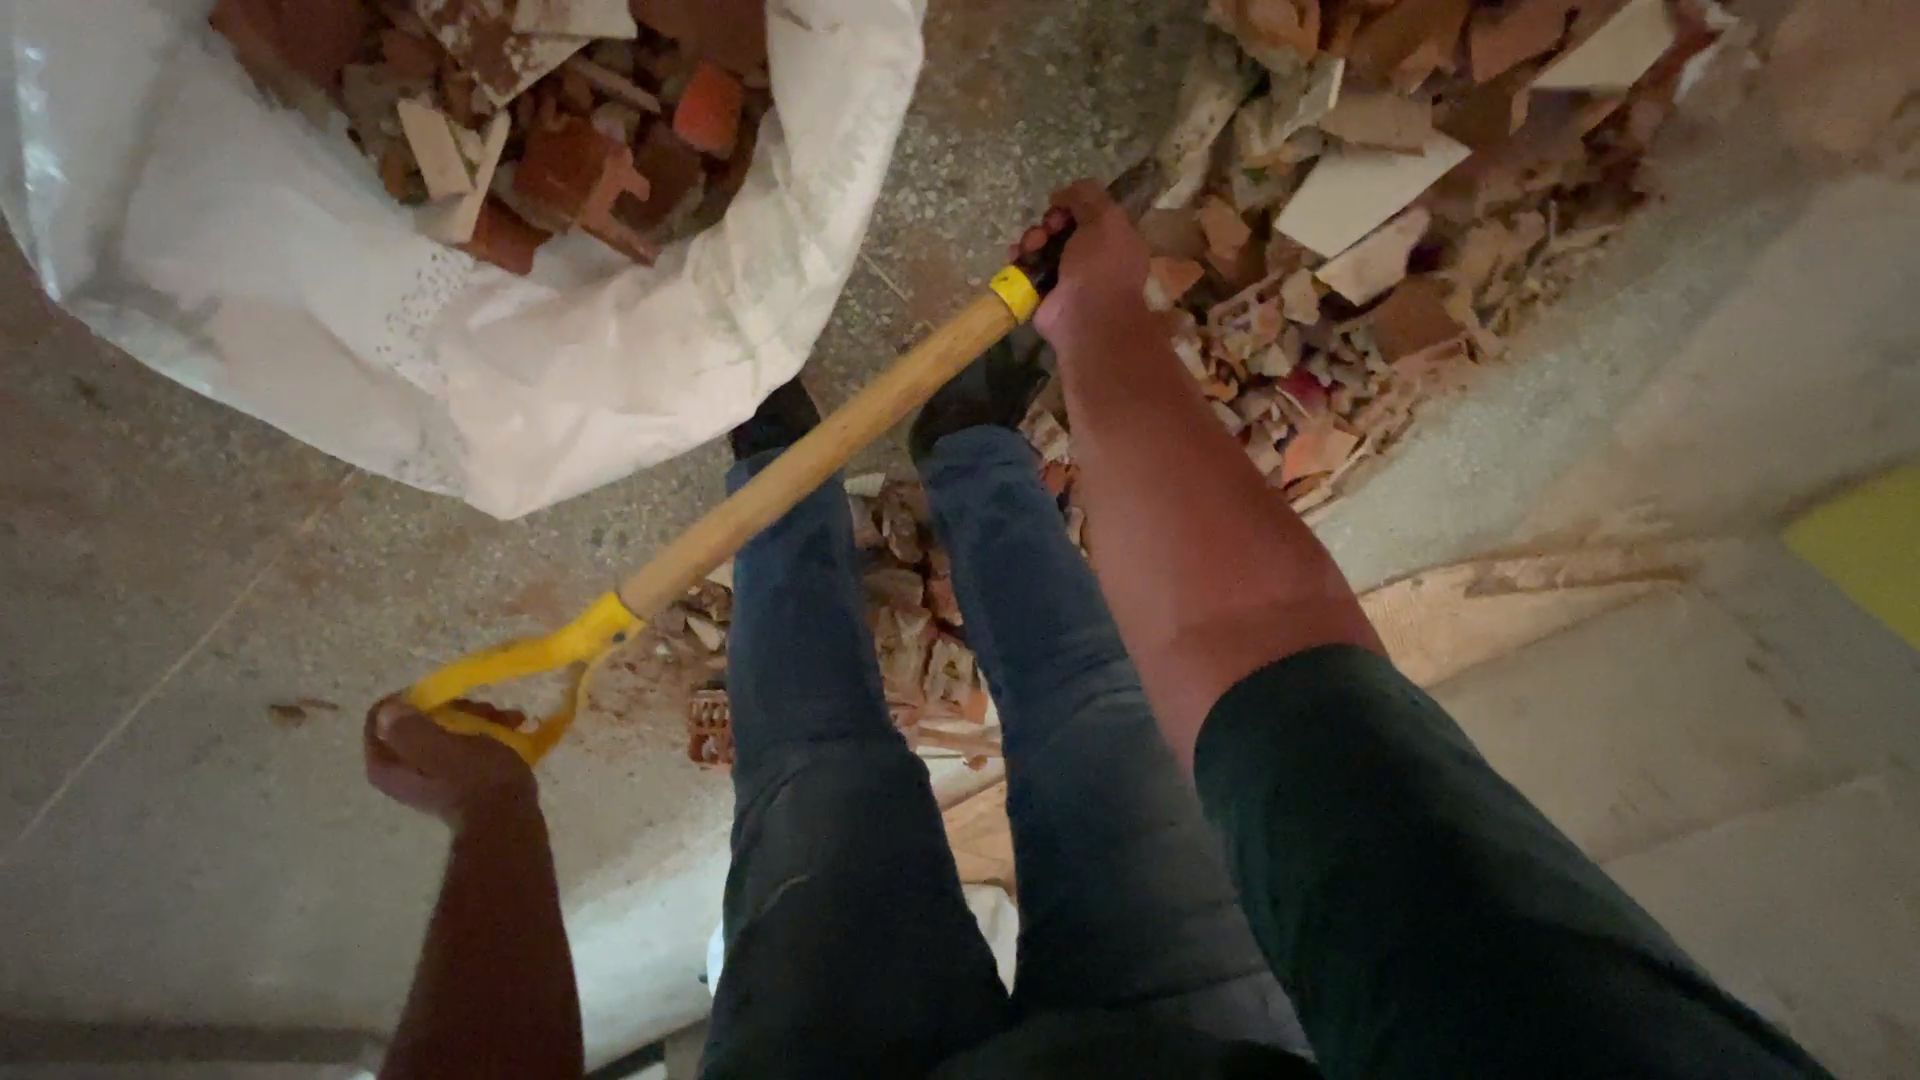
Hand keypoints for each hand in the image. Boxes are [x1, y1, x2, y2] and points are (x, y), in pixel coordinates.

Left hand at [365, 696, 537, 830]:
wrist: (507, 817)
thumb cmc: (477, 781)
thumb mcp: (444, 750)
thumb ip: (411, 730)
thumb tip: (389, 708)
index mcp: (386, 763)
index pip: (383, 714)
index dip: (416, 698)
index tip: (450, 696)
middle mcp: (400, 767)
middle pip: (418, 719)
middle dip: (456, 709)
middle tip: (487, 710)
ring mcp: (429, 771)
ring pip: (445, 727)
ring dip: (478, 718)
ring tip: (510, 719)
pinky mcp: (455, 774)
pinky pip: (462, 742)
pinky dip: (486, 732)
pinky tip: (513, 728)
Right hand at [1013, 180, 1154, 348]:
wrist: (1087, 317)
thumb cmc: (1102, 265)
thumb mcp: (1105, 217)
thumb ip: (1086, 196)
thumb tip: (1061, 194)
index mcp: (1113, 239)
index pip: (1089, 214)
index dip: (1072, 205)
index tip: (1061, 207)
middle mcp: (1091, 258)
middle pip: (1062, 228)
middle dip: (1049, 222)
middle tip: (1047, 230)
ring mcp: (1066, 278)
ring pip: (1042, 247)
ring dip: (1032, 239)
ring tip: (1031, 246)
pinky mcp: (1043, 294)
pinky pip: (1027, 270)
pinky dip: (1019, 260)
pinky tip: (1015, 257)